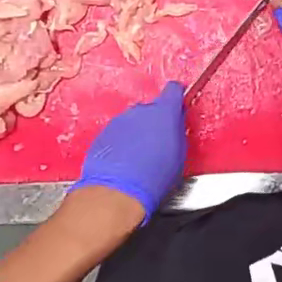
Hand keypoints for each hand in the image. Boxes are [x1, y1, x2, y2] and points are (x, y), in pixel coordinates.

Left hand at [72, 81, 186, 217]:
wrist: (118, 190)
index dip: (176, 96)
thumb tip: (176, 122)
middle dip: (154, 122)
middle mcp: (139, 111)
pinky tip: (125, 164)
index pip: (173, 91)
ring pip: (132, 122)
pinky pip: (117, 135)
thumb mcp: (179, 154)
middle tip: (160, 144)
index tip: (178, 103)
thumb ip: (177, 130)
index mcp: (163, 112)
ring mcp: (119, 122)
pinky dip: (121, 144)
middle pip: (150, 109)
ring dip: (137, 134)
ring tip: (141, 159)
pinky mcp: (103, 134)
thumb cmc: (154, 176)